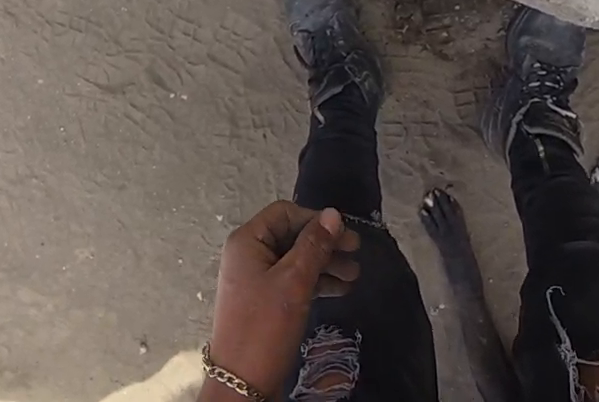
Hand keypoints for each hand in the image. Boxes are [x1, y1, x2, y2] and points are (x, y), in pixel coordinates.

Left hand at [207, 202, 361, 398]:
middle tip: (356, 252)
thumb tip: (334, 214)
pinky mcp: (265, 300)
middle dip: (325, 243)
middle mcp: (249, 254)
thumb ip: (314, 245)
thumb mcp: (294, 281)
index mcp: (248, 241)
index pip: (284, 213)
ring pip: (296, 259)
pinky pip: (293, 280)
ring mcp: (256, 278)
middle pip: (292, 235)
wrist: (242, 386)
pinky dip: (316, 281)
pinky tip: (340, 289)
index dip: (314, 219)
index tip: (343, 233)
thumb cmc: (265, 327)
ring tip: (354, 275)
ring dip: (325, 263)